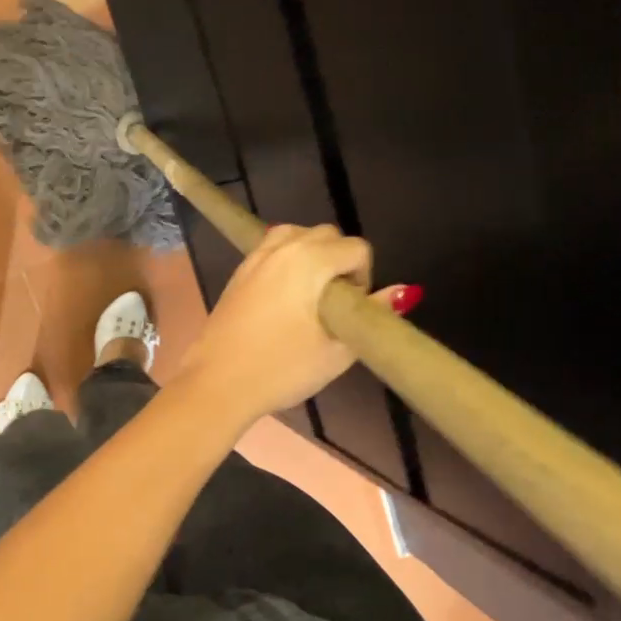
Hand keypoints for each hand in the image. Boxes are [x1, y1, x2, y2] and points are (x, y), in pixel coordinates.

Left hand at [175, 224, 409, 423]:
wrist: (215, 385)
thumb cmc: (280, 370)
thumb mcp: (336, 350)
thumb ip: (370, 315)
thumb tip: (405, 292)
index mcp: (309, 260)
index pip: (356, 249)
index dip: (364, 278)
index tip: (351, 311)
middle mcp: (280, 249)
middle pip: (325, 235)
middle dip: (339, 262)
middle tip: (333, 305)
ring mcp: (252, 260)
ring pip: (293, 237)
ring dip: (311, 256)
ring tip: (310, 298)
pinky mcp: (234, 277)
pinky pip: (268, 253)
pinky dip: (284, 264)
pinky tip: (283, 300)